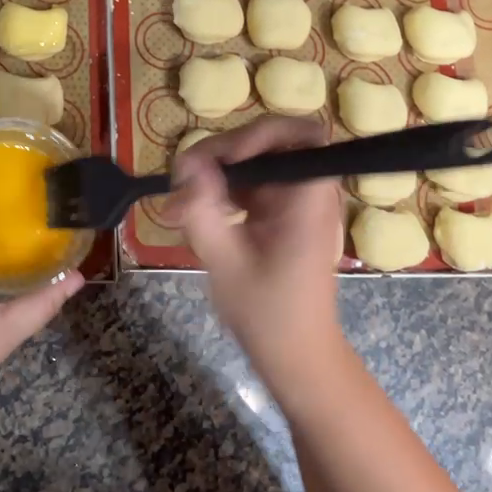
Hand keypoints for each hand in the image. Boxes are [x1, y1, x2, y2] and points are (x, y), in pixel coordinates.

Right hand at [171, 117, 346, 386]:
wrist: (296, 357)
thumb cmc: (269, 315)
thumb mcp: (226, 263)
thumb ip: (203, 210)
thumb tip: (185, 165)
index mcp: (308, 198)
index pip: (301, 134)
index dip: (261, 134)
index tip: (225, 160)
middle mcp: (305, 190)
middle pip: (267, 142)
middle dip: (222, 154)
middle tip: (185, 182)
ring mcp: (291, 202)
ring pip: (252, 161)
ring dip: (216, 173)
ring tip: (183, 202)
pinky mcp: (277, 214)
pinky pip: (248, 184)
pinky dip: (220, 192)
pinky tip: (195, 214)